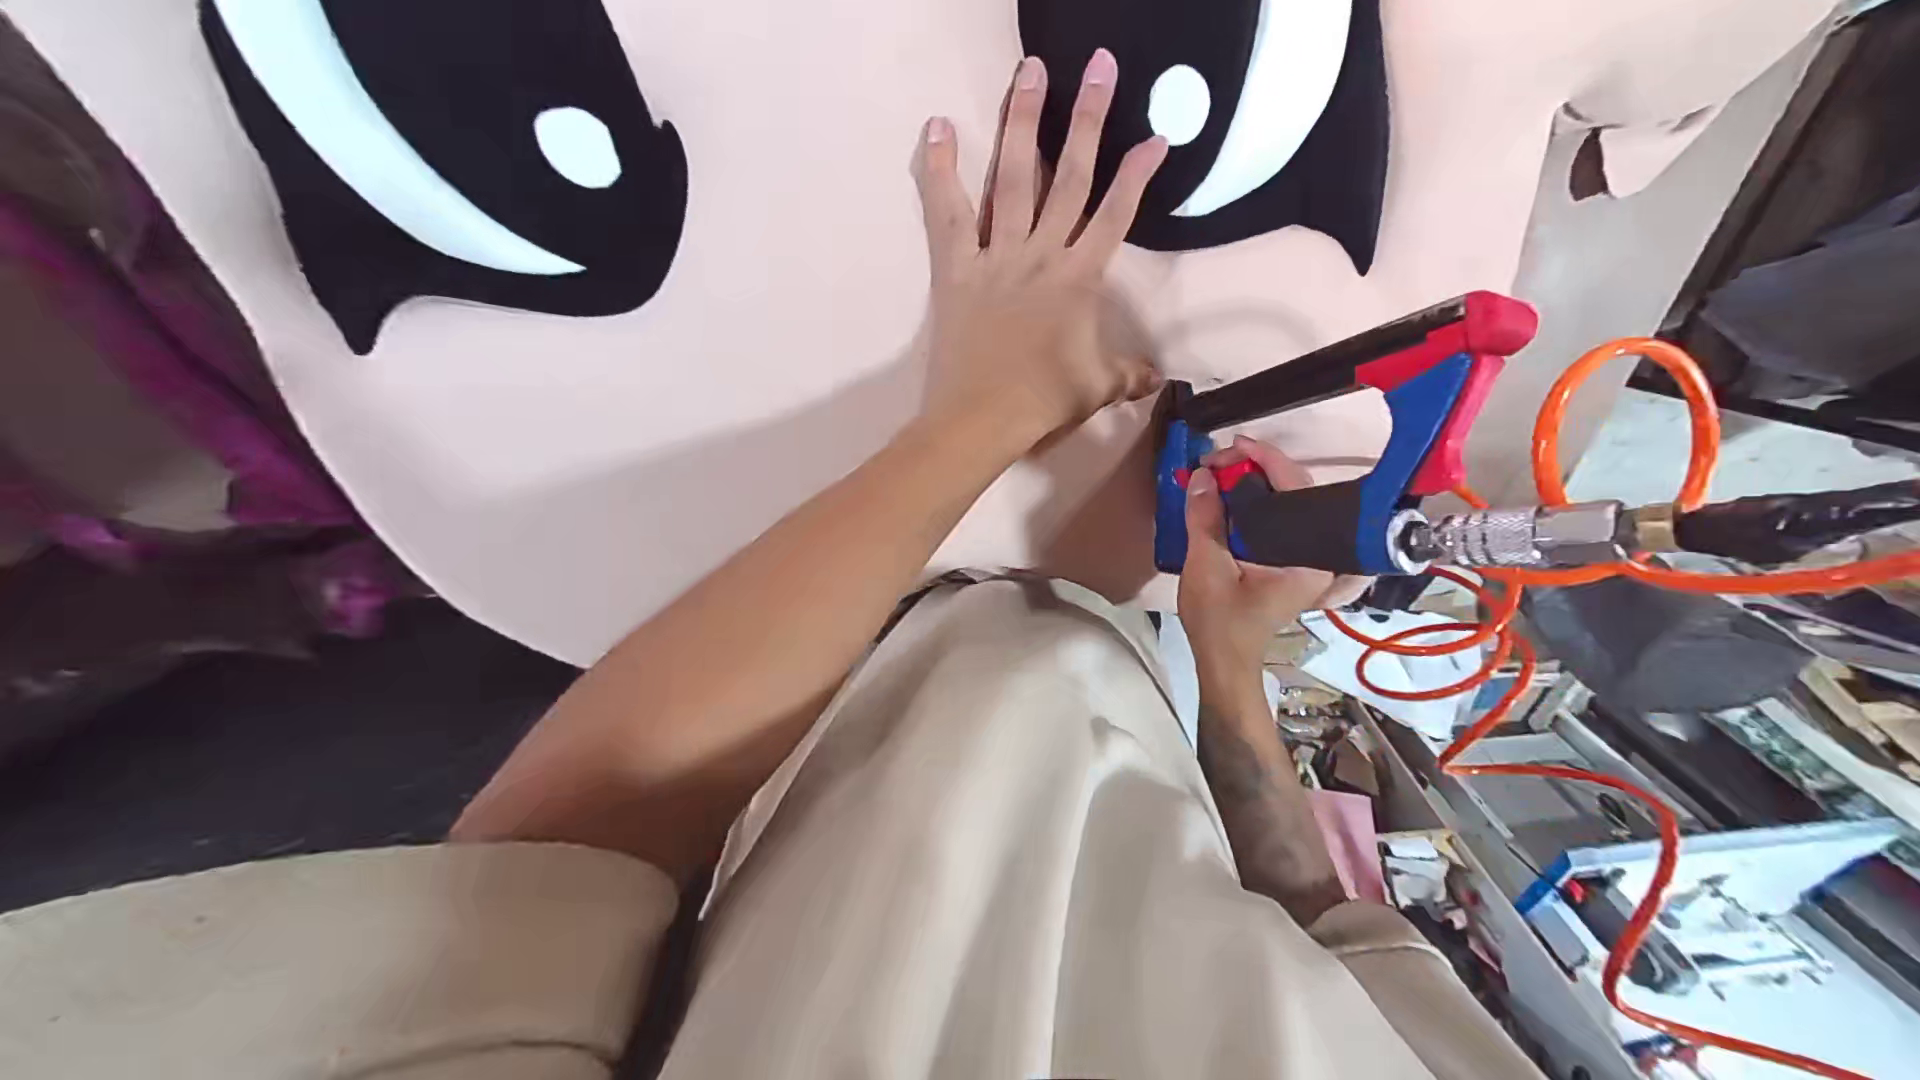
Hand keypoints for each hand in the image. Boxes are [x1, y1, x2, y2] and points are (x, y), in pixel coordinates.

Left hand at [911, 50, 1168, 454]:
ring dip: (1022, 122)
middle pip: (1068, 178)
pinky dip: (939, 171)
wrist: (982, 418)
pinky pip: (947, 214)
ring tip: (1029, 71)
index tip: (1154, 136)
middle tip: (1098, 65)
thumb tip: (1159, 380)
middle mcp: (1041, 255)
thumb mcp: (1097, 389)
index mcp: (1079, 280)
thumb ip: (1130, 375)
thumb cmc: (1043, 402)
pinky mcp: (955, 269)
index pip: (1115, 215)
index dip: (1137, 175)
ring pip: (1012, 180)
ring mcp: (996, 257)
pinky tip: (937, 126)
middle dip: (1088, 119)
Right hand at [1179, 437, 1362, 698]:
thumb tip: (1203, 475)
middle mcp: (1316, 553)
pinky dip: (1250, 501)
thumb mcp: (1206, 567)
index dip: (1268, 460)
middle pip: (1295, 492)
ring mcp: (1302, 556)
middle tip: (1219, 459)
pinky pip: (1273, 517)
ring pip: (1284, 503)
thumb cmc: (1219, 621)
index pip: (1298, 490)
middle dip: (1257, 468)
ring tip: (1219, 470)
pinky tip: (1225, 493)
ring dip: (1251, 482)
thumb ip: (1206, 519)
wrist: (1222, 660)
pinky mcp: (1285, 559)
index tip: (1236, 445)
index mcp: (1310, 557)